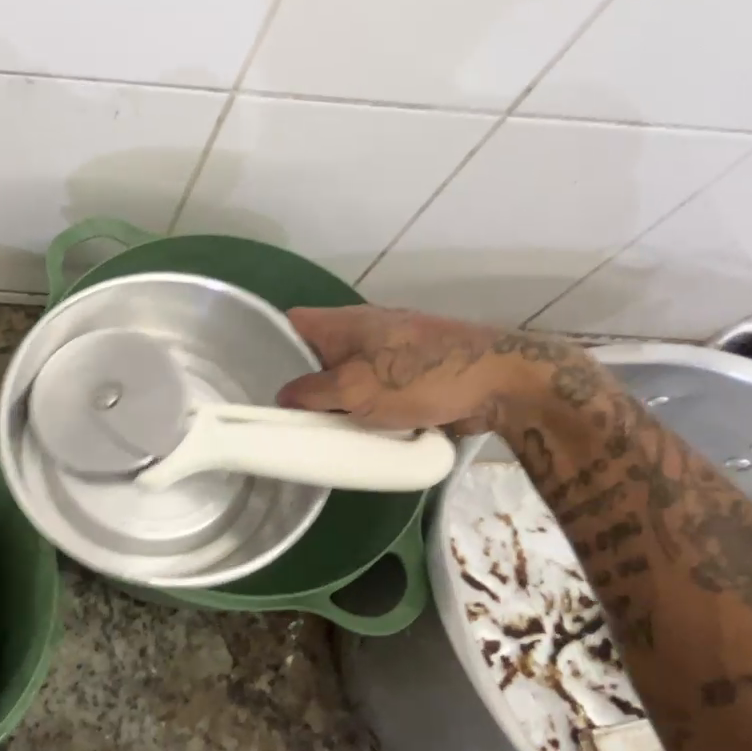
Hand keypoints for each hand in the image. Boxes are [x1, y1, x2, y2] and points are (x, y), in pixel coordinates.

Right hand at [275, 305, 597, 433]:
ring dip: (329, 397)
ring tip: (309, 425)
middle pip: (314, 352)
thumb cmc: (423, 378)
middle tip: (274, 411)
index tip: (247, 373)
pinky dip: (357, 405)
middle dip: (295, 379)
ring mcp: (390, 350)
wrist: (504, 383)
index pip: (290, 323)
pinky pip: (369, 388)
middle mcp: (365, 329)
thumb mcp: (353, 390)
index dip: (264, 342)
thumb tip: (283, 397)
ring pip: (342, 373)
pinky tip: (350, 428)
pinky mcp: (411, 372)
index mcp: (345, 322)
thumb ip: (310, 394)